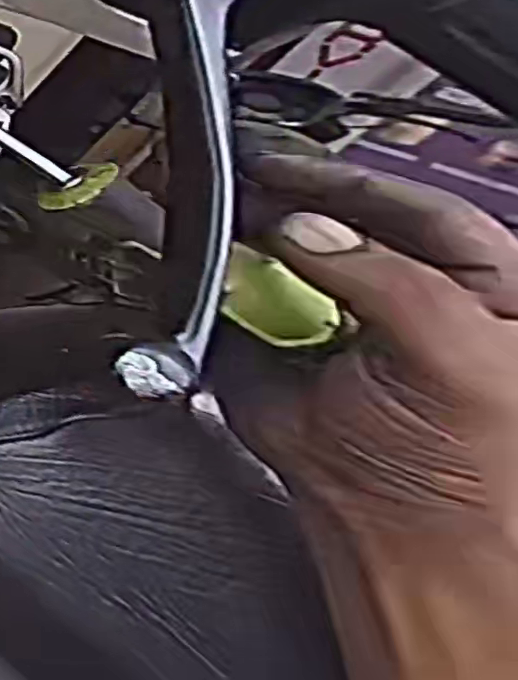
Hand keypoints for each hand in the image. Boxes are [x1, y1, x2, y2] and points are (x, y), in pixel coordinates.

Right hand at [243, 154, 517, 541]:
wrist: (380, 512)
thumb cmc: (464, 456)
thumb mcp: (460, 359)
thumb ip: (392, 285)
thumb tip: (303, 230)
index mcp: (481, 289)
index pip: (420, 212)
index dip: (351, 185)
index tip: (284, 167)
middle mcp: (396, 290)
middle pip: (338, 224)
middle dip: (284, 201)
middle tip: (235, 183)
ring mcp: (323, 310)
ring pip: (276, 253)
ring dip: (239, 235)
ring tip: (207, 215)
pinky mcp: (263, 331)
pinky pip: (229, 291)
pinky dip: (208, 277)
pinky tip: (198, 261)